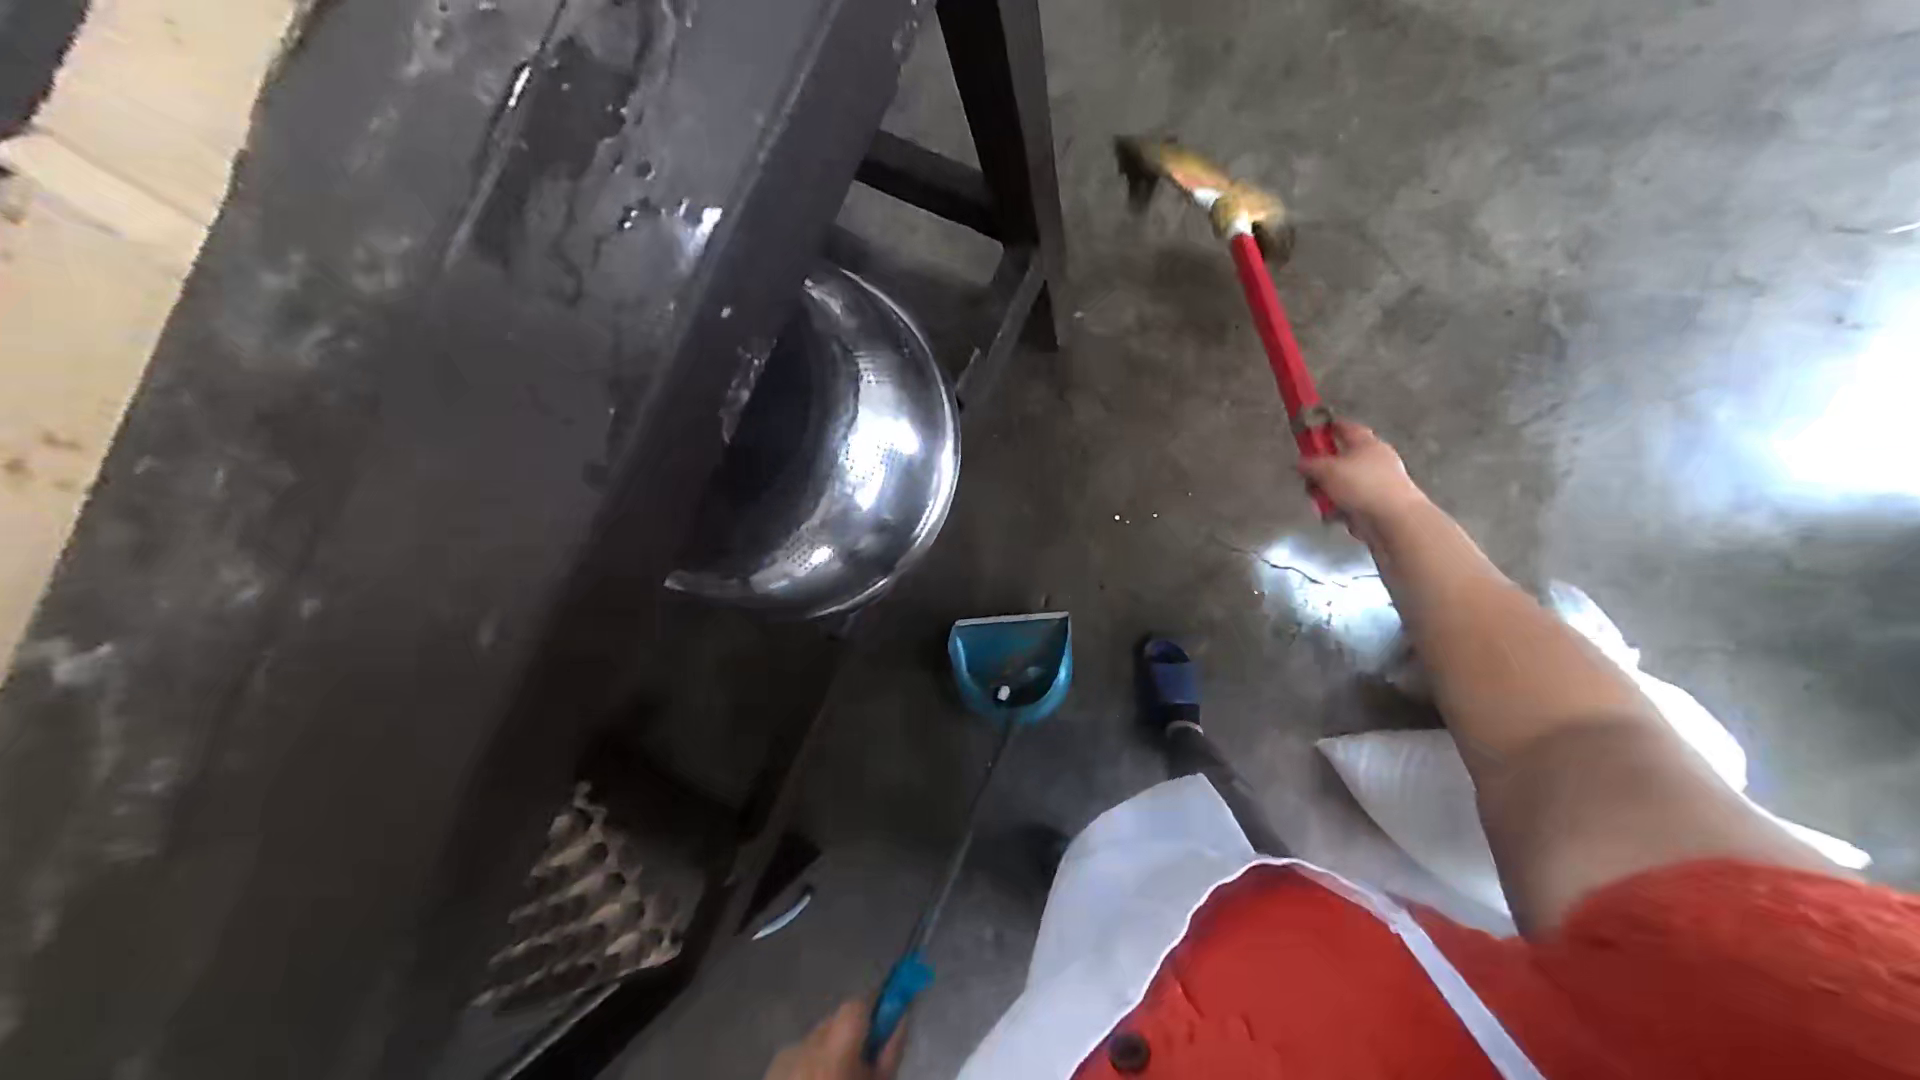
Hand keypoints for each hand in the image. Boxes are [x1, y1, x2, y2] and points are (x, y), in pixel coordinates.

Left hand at [764, 1000, 905, 1079]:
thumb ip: (890, 1053)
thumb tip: (901, 1016)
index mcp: (832, 1055)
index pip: (856, 1005)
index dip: (873, 1007)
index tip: (887, 1017)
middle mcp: (803, 1049)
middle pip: (835, 1022)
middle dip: (853, 1033)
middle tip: (865, 1062)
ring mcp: (782, 1060)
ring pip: (816, 1039)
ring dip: (831, 1051)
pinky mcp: (769, 1072)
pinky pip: (798, 1056)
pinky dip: (810, 1066)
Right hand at [1297, 420, 1428, 535]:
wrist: (1393, 519)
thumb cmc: (1360, 485)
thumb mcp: (1326, 470)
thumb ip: (1309, 463)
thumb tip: (1301, 462)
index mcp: (1366, 443)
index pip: (1345, 427)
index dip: (1328, 427)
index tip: (1312, 432)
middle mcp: (1375, 459)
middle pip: (1341, 459)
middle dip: (1322, 470)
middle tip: (1309, 479)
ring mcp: (1378, 482)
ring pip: (1343, 482)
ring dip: (1328, 492)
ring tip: (1321, 502)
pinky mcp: (1377, 503)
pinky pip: (1350, 500)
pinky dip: (1340, 507)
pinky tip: (1334, 515)